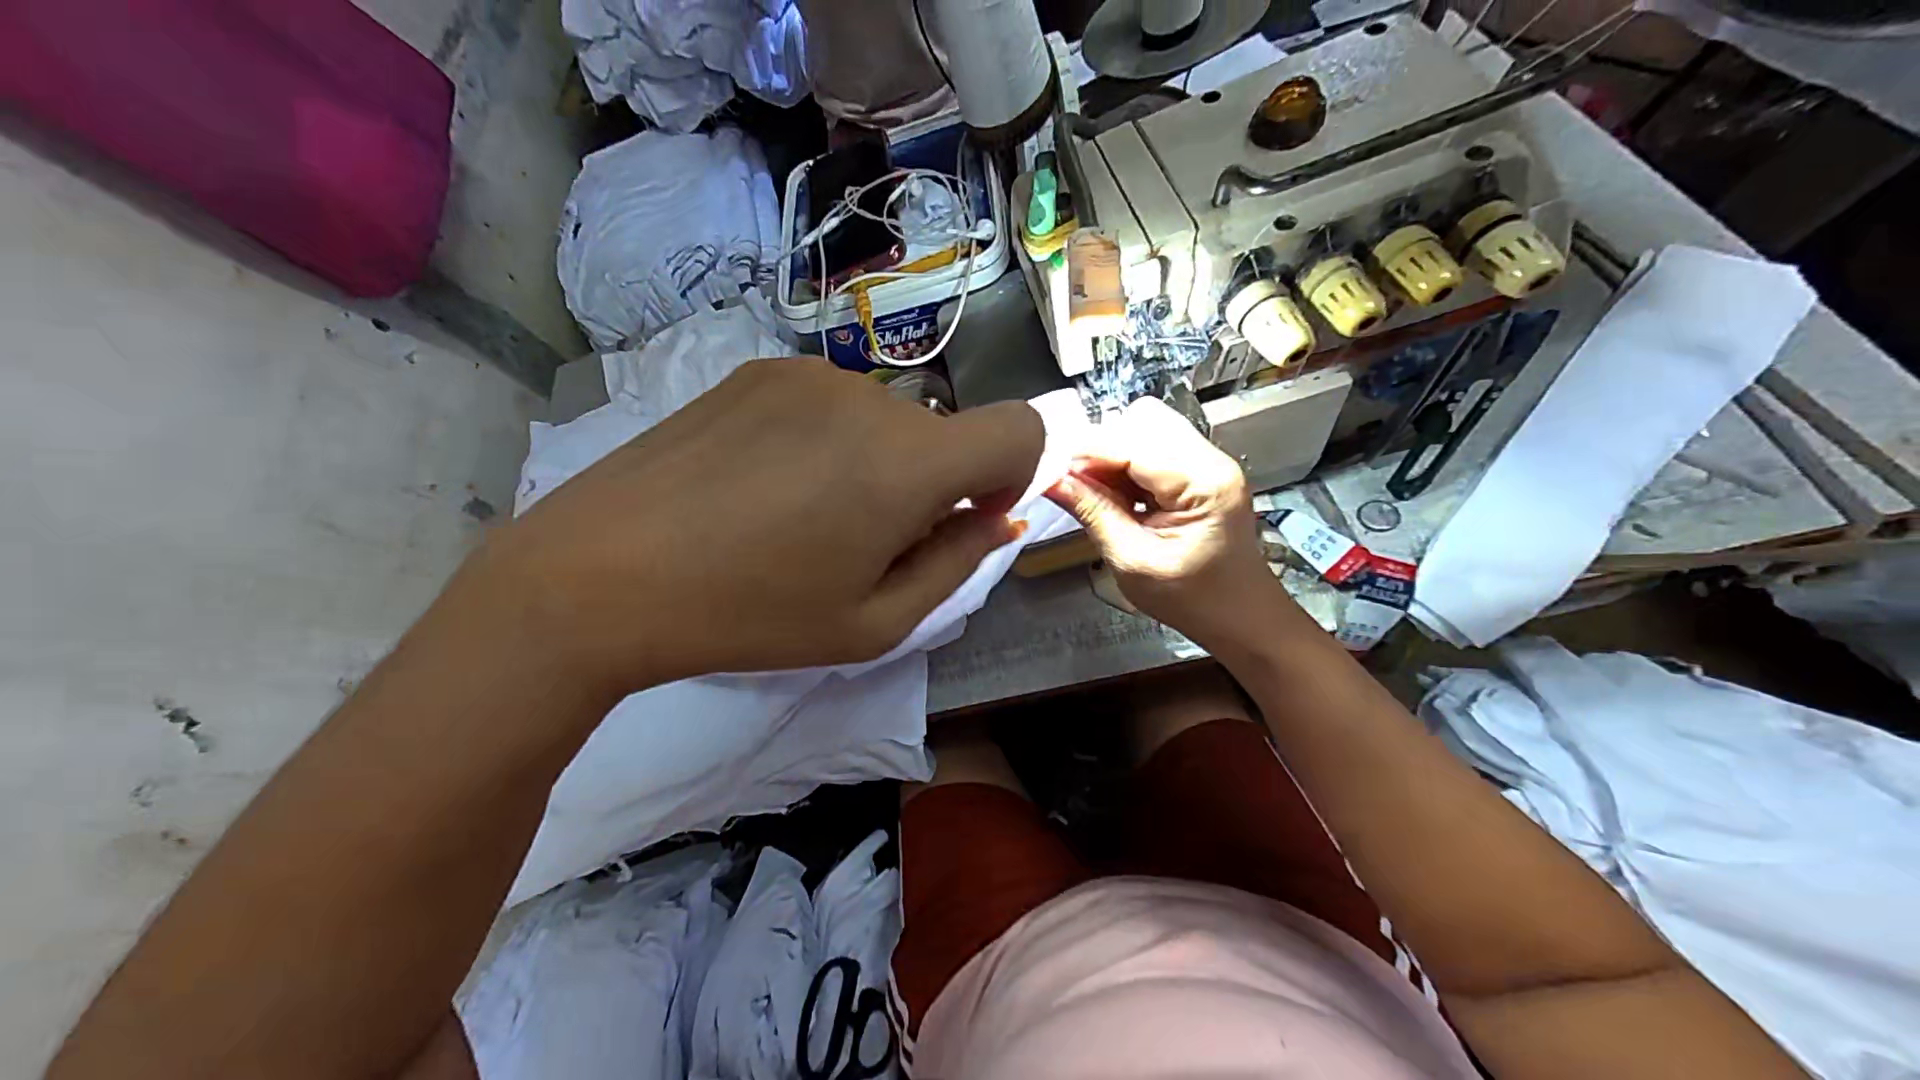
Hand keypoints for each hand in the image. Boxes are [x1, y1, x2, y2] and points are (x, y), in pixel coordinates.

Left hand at [455, 358, 1043, 691]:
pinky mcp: (758, 369)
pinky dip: (827, 442)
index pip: (1020, 429)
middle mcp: (869, 397)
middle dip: (928, 487)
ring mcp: (807, 373)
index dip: (1010, 477)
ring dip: (874, 464)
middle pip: (944, 434)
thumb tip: (999, 520)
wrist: (599, 572)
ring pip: (885, 420)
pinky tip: (761, 485)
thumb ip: (955, 565)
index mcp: (906, 463)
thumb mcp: (870, 624)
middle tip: (856, 544)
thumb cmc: (748, 615)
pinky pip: (830, 404)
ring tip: (797, 516)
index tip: (959, 520)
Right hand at [1045, 397, 1282, 648]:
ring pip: (1146, 427)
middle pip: (1142, 421)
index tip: (1050, 466)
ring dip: (1112, 453)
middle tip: (1074, 484)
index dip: (1087, 451)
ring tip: (1097, 490)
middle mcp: (1212, 460)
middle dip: (1101, 448)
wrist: (1240, 615)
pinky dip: (1126, 462)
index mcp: (1204, 484)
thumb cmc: (1193, 600)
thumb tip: (1051, 479)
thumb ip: (1093, 513)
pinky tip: (1117, 492)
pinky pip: (1154, 445)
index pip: (1135, 444)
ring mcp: (1209, 461)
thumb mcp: (1132, 561)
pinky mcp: (1199, 468)